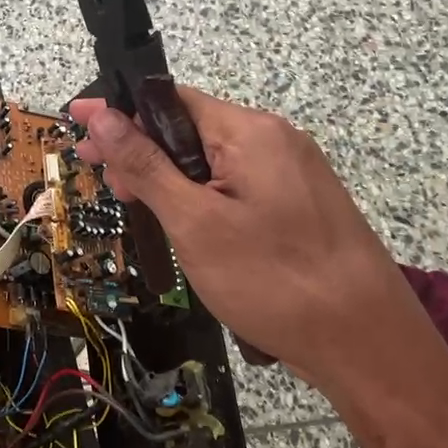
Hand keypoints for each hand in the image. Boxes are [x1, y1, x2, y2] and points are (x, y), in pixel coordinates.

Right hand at [71, 89, 420, 387]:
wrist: (370, 348)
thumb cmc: (273, 281)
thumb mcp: (194, 223)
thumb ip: (145, 165)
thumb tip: (102, 115)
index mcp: (250, 132)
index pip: (169, 100)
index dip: (119, 111)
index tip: (76, 124)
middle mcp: (276, 140)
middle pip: (189, 128)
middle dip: (139, 149)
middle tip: (102, 179)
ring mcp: (294, 173)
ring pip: (212, 160)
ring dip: (168, 177)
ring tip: (137, 208)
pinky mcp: (302, 204)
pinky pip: (236, 183)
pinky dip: (200, 196)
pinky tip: (182, 223)